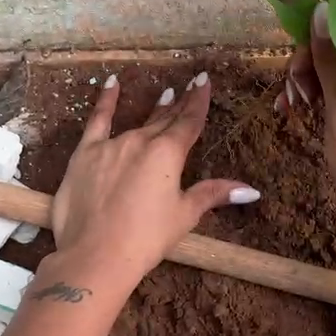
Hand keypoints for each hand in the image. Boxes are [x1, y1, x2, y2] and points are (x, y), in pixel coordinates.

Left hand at [49, 72, 257, 288]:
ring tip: (164, 93)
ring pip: (137, 122)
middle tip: (189, 86)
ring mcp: (111, 145)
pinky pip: (97, 121)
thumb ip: (213, 194)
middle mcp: (141, 141)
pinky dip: (105, 101)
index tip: (203, 81)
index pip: (189, 121)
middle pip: (165, 119)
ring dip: (153, 109)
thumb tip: (250, 190)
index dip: (198, 101)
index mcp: (168, 154)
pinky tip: (112, 83)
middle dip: (179, 104)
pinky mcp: (85, 154)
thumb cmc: (146, 239)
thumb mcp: (184, 215)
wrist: (96, 254)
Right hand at [282, 3, 335, 249]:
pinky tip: (298, 110)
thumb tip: (322, 8)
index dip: (316, 35)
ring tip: (292, 105)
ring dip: (308, 79)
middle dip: (307, 60)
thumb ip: (331, 58)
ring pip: (335, 66)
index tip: (296, 64)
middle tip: (293, 92)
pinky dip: (318, 94)